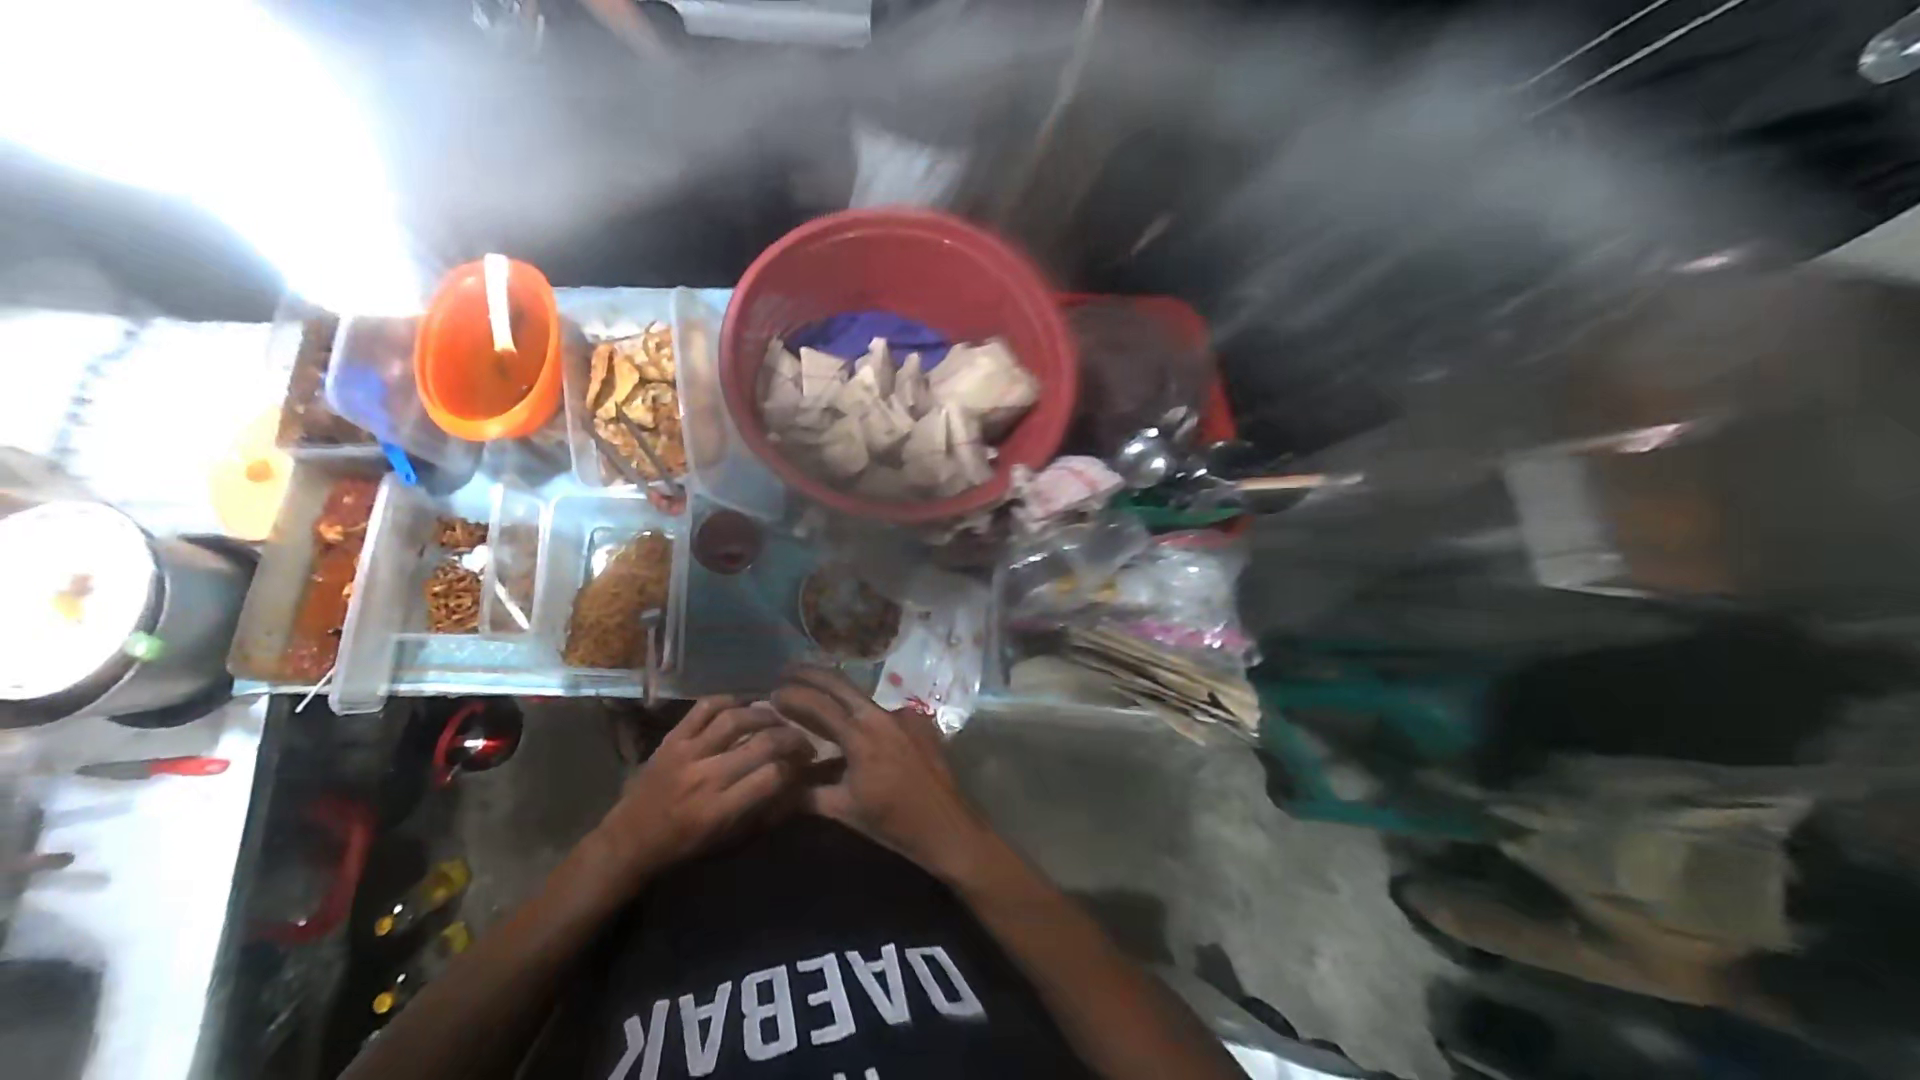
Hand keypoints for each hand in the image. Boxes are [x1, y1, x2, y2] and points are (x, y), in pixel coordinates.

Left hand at [591, 696, 813, 884]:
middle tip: (802, 738)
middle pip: (761, 743)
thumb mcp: (730, 842)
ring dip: (765, 714)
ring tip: (778, 718)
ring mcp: (686, 754)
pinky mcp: (672, 738)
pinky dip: (729, 700)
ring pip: (735, 719)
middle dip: (791, 737)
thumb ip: (767, 814)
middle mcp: (705, 777)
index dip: (796, 766)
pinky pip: (704, 707)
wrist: (629, 841)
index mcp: (720, 810)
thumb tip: (801, 787)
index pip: (772, 776)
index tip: (805, 764)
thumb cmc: (685, 847)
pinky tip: (744, 704)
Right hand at [772, 666, 996, 881]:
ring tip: (818, 704)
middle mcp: (882, 717)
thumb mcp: (844, 810)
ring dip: (838, 697)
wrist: (947, 826)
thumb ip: (807, 795)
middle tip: (788, 670)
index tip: (772, 692)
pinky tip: (858, 730)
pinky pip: (885, 713)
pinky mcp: (921, 722)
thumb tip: (776, 786)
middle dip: (812, 674)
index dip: (792, 695)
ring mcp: (905, 716)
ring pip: (863, 699)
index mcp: (861, 737)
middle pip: (841, 684)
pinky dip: (865, 717)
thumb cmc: (892, 822)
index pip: (818, 705)